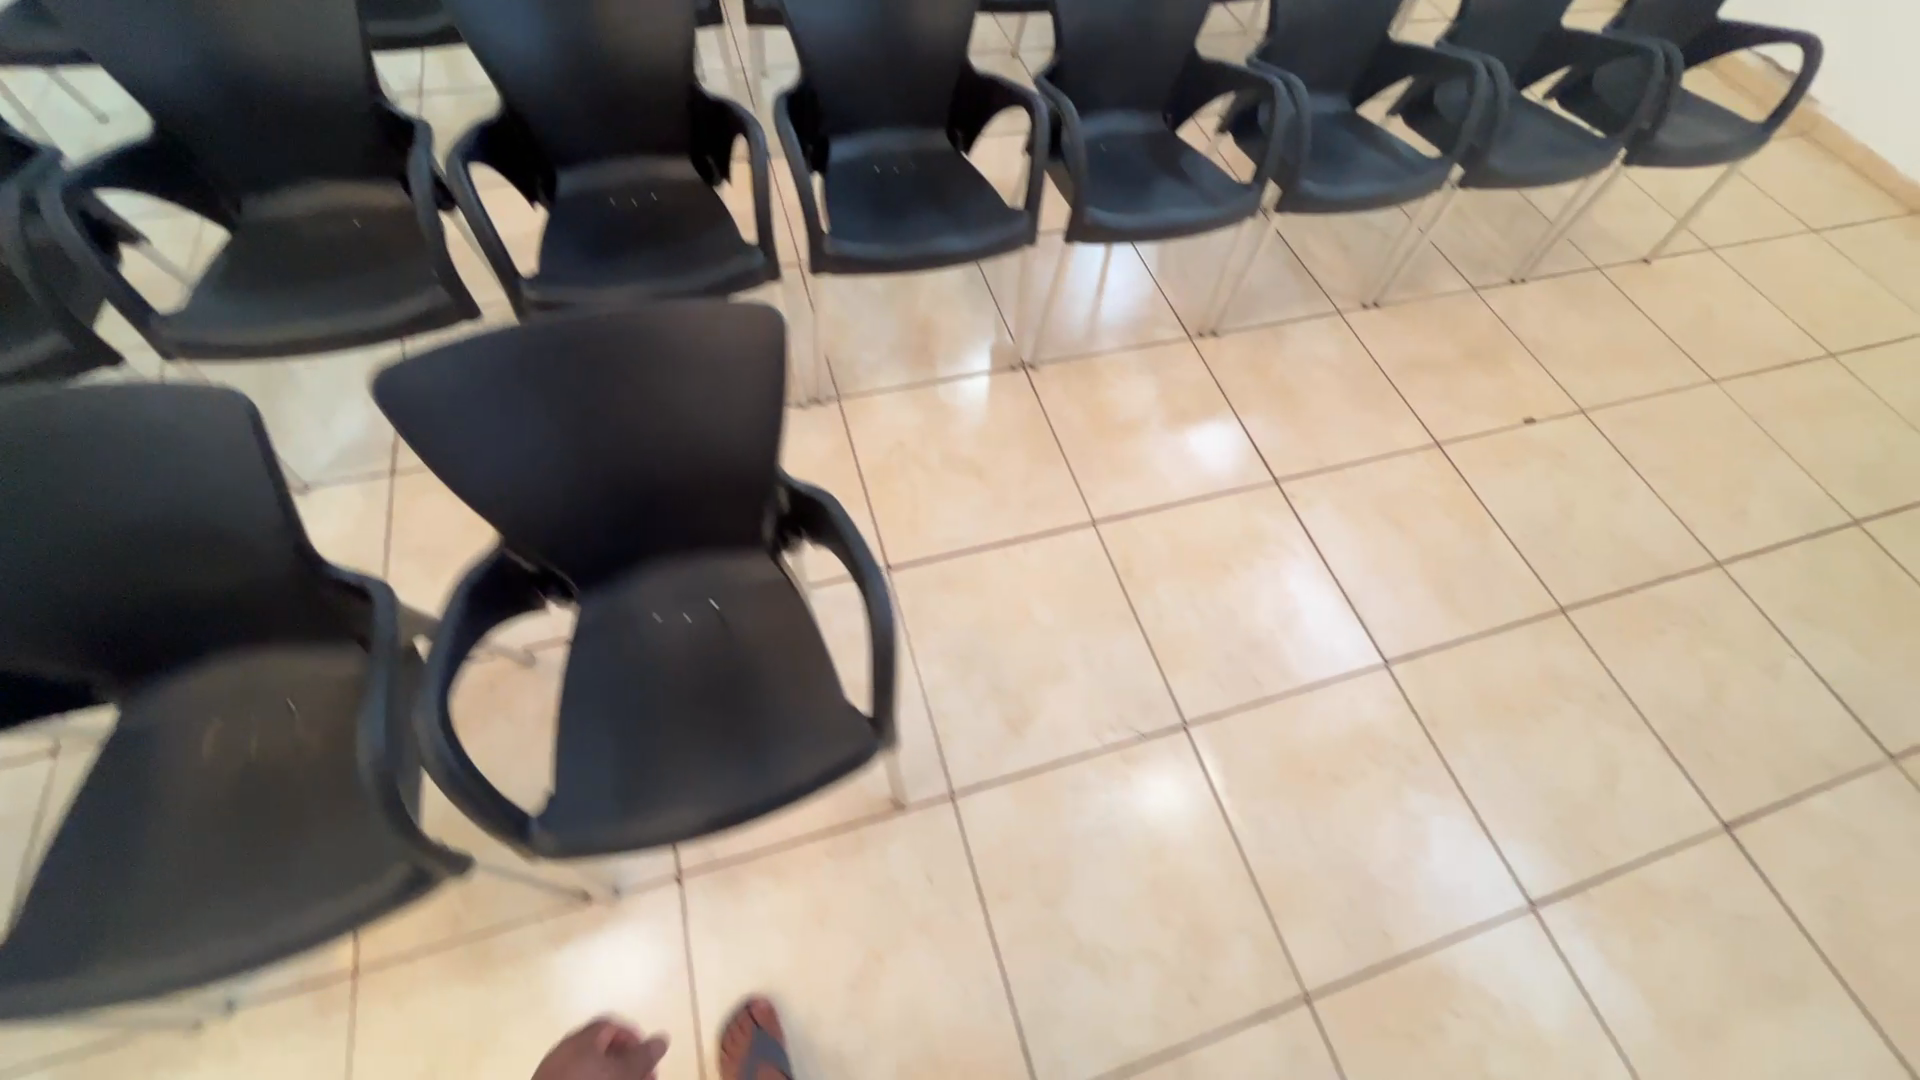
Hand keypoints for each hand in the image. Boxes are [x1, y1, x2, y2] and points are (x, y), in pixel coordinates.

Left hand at [532, 1018, 670, 1079]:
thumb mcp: (624, 1071)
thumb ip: (644, 1055)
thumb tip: (662, 1038)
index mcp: (581, 1038)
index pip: (610, 1024)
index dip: (632, 1037)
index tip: (645, 1056)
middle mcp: (564, 1050)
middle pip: (600, 1048)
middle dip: (625, 1061)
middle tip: (642, 1076)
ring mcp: (551, 1073)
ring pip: (588, 1068)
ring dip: (611, 1074)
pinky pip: (576, 1078)